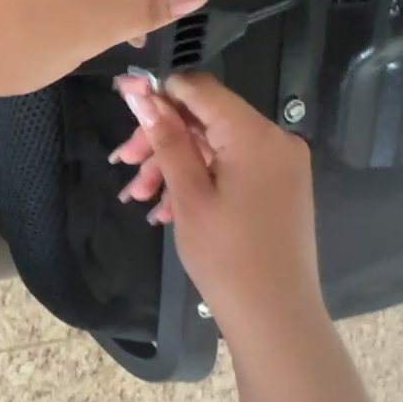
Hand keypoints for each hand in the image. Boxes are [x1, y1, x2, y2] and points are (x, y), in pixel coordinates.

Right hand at [111, 71, 324, 327]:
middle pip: (205, 119)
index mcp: (255, 135)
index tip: (123, 110)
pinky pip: (230, 167)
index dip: (159, 93)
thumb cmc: (225, 254)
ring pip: (213, 146)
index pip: (201, 89)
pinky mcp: (277, 186)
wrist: (273, 313)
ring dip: (173, 165)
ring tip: (140, 198)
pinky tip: (167, 209)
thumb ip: (165, 138)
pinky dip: (197, 180)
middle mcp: (275, 140)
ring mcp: (279, 164)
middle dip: (161, 139)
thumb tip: (140, 93)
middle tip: (124, 166)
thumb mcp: (188, 194)